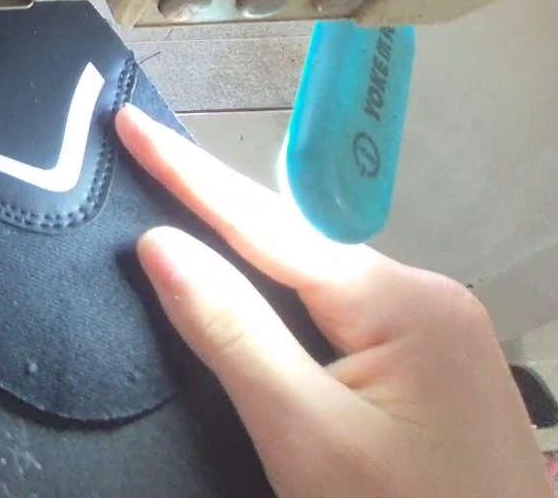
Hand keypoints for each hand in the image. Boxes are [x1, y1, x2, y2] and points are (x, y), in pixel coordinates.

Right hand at [118, 105, 548, 497]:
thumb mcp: (308, 438)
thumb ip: (230, 330)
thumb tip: (157, 241)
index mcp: (404, 303)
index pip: (264, 219)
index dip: (184, 167)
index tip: (128, 120)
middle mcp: (424, 299)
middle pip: (287, 235)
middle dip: (208, 192)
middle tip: (138, 145)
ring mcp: (429, 334)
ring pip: (303, 269)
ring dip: (234, 236)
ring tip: (169, 193)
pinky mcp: (421, 369)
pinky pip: (321, 302)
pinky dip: (264, 282)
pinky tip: (234, 271)